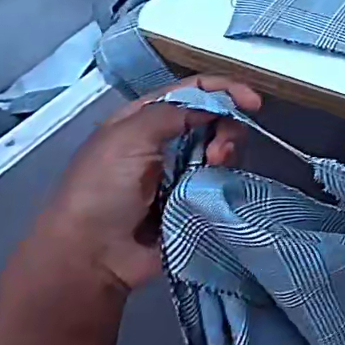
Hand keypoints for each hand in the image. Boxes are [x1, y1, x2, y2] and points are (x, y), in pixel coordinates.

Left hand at [28, 76, 261, 293]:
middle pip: (212, 117)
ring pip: (219, 147)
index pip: (191, 91)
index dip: (224, 90)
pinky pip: (219, 178)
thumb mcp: (128, 137)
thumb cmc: (102, 189)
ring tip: (215, 166)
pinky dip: (224, 176)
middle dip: (226, 125)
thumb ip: (173, 112)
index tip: (252, 102)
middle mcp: (164, 139)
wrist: (92, 255)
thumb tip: (214, 106)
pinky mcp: (191, 198)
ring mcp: (179, 170)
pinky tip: (215, 183)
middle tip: (219, 150)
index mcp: (143, 118)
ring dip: (225, 151)